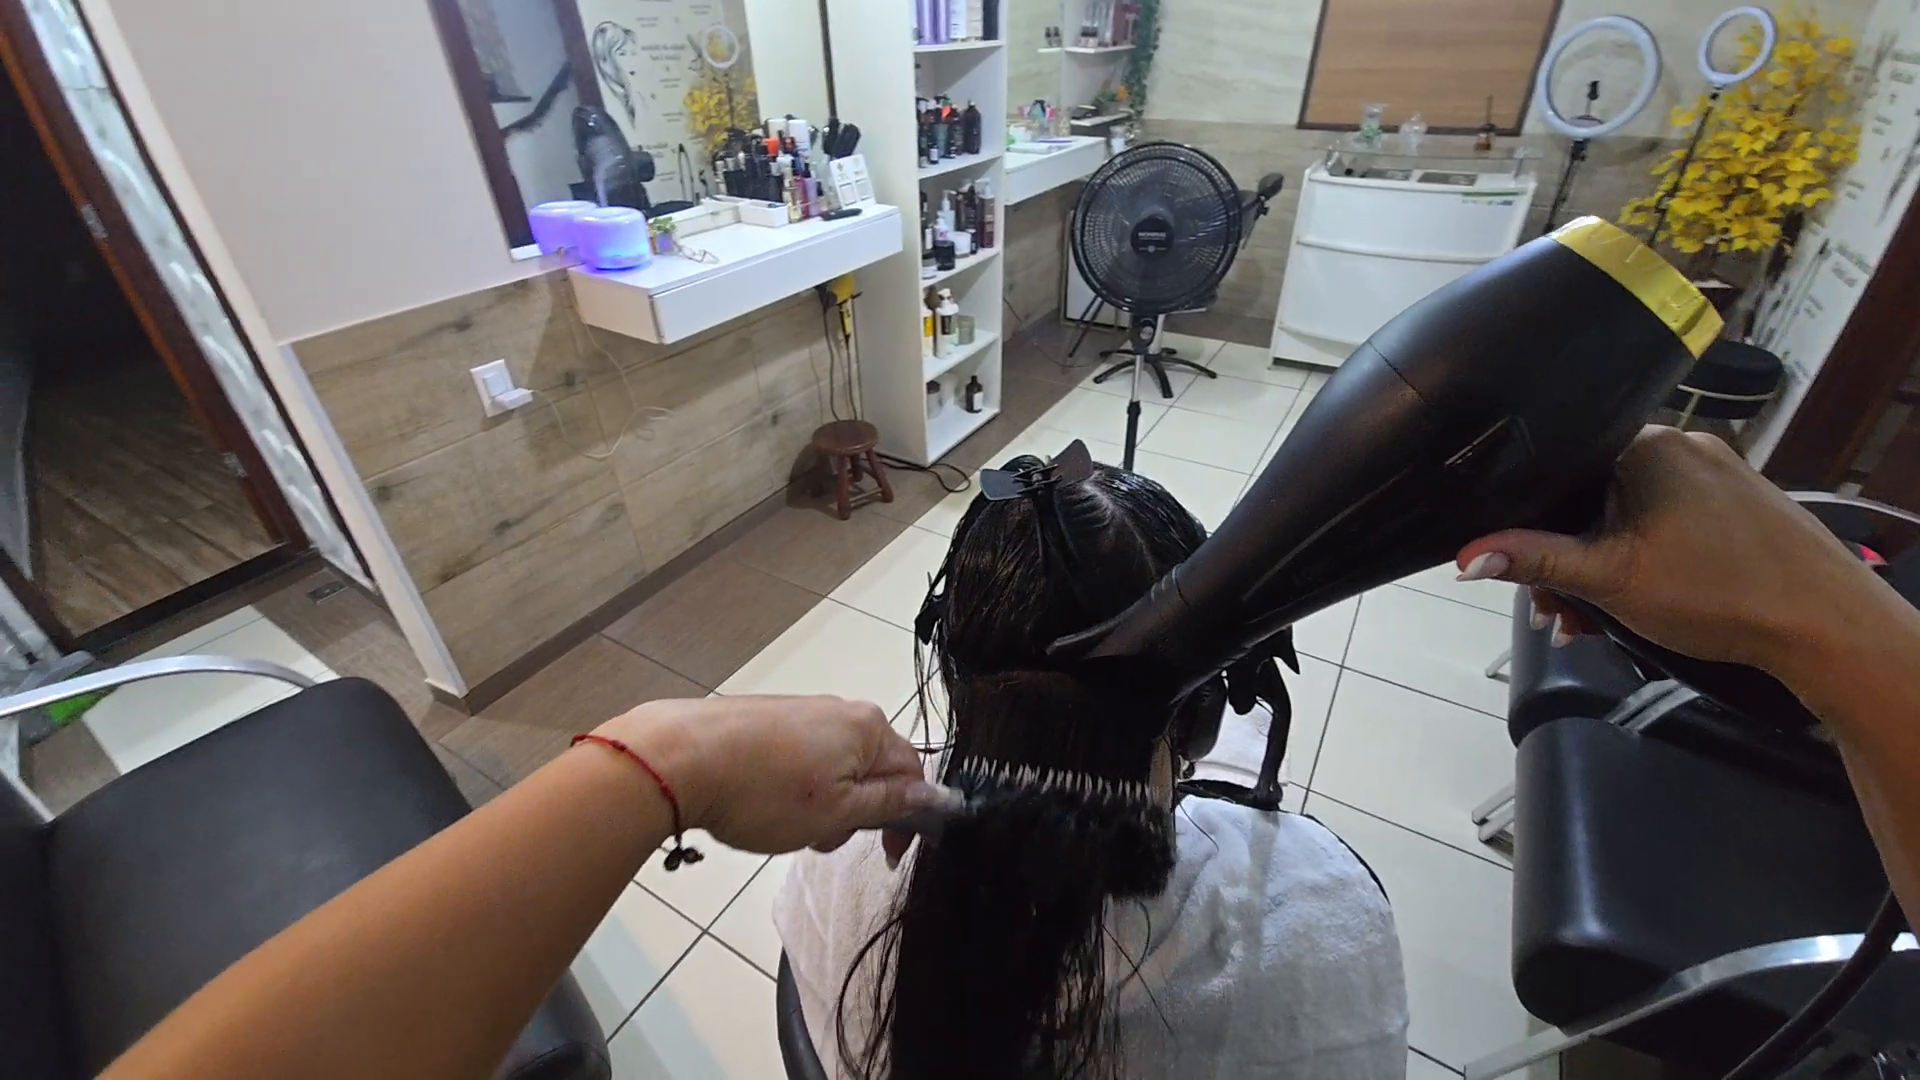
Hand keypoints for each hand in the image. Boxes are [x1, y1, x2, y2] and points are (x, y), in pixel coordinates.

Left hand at [595, 695, 955, 854]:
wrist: (682, 756)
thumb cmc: (767, 792)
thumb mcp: (837, 812)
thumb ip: (889, 802)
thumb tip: (933, 795)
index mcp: (868, 726)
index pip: (913, 771)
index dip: (909, 816)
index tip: (887, 853)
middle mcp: (842, 708)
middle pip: (874, 766)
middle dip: (860, 809)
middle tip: (824, 838)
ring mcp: (804, 708)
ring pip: (837, 764)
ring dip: (827, 801)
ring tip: (788, 825)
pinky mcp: (771, 716)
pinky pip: (804, 754)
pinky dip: (798, 785)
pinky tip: (765, 802)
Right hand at [1454, 425, 1897, 681]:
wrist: (1837, 633)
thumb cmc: (1721, 593)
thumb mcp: (1607, 577)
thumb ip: (1531, 560)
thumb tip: (1465, 559)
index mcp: (1647, 447)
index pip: (1553, 468)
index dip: (1522, 518)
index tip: (1514, 566)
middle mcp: (1679, 447)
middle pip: (1581, 498)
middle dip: (1557, 558)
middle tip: (1551, 610)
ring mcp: (1709, 473)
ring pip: (1614, 514)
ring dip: (1589, 566)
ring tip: (1583, 618)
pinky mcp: (1728, 501)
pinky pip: (1651, 521)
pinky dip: (1628, 557)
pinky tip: (1621, 600)